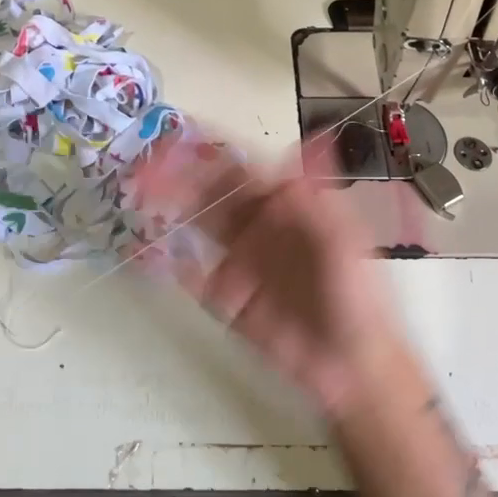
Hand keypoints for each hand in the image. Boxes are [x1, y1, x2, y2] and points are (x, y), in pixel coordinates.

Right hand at [134, 136, 402, 417]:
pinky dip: (170, 263)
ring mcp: (240, 262)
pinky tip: (150, 250)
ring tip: (140, 191)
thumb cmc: (357, 296)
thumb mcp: (342, 237)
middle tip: (147, 159)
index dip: (213, 147)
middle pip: (213, 191)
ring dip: (170, 206)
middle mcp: (259, 226)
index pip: (244, 166)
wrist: (354, 366)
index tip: (182, 129)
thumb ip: (319, 191)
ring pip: (199, 225)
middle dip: (180, 172)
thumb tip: (312, 138)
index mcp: (287, 205)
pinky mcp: (228, 299)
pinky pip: (193, 276)